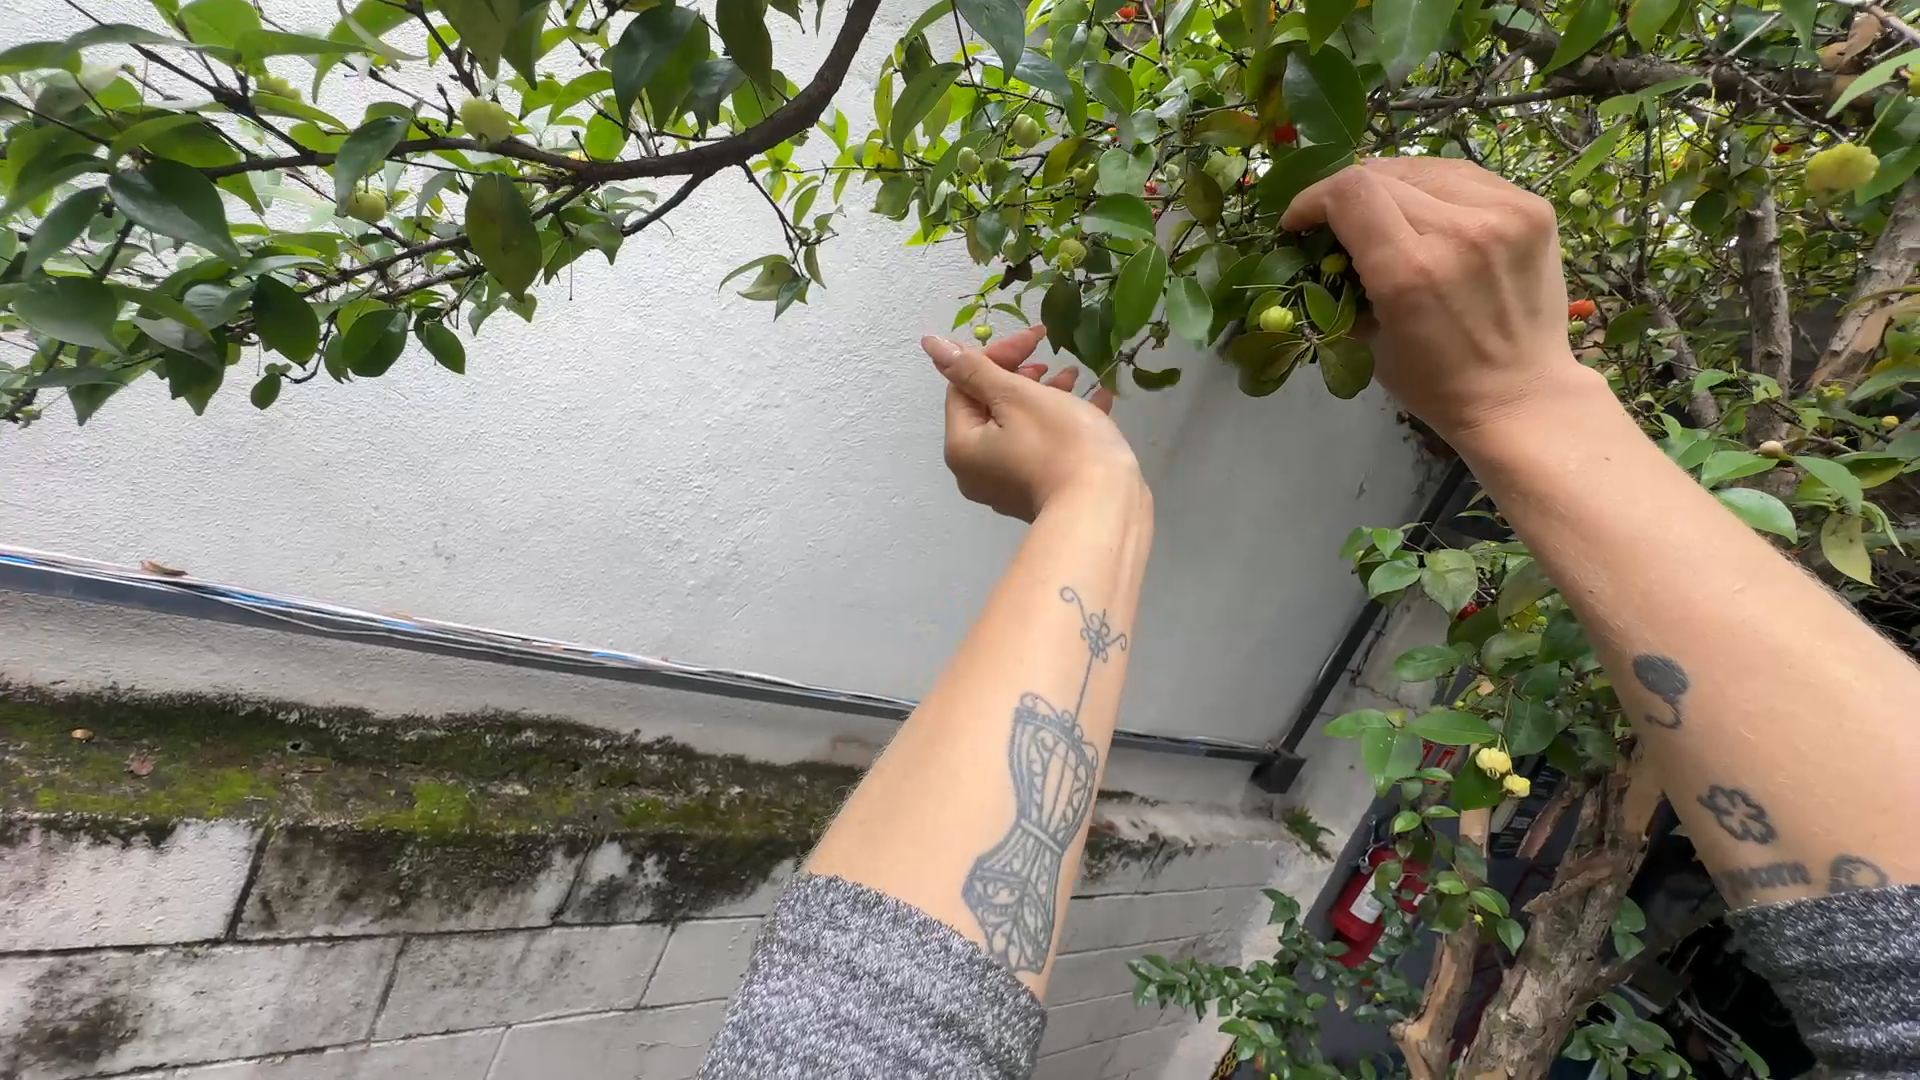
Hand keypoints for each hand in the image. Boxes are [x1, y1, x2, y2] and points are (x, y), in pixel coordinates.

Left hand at [923, 325, 1142, 521]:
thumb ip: (974, 369)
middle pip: (990, 408)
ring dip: (1045, 396)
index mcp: (962, 446)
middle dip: (1022, 378)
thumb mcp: (1016, 396)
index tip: (1035, 339)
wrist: (1104, 507)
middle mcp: (976, 471)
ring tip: (1076, 379)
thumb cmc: (1059, 444)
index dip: (997, 356)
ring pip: (1019, 427)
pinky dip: (1061, 423)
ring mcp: (1007, 486)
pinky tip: (1095, 402)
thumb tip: (931, 344)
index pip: (964, 386)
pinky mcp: (1038, 492)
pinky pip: (1041, 448)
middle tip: (1051, 365)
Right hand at [1282, 158, 1585, 443]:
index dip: (1311, 199)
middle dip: (1340, 195)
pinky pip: (1462, 176)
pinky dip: (1427, 187)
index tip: (1296, 222)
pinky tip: (1417, 209)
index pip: (1349, 194)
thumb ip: (1345, 286)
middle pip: (1381, 176)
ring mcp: (1503, 212)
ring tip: (1372, 212)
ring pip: (1422, 167)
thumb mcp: (1369, 340)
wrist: (1518, 393)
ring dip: (1384, 184)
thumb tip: (1322, 251)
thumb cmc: (1432, 382)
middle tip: (1329, 222)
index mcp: (1409, 272)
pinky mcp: (1531, 207)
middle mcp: (1458, 230)